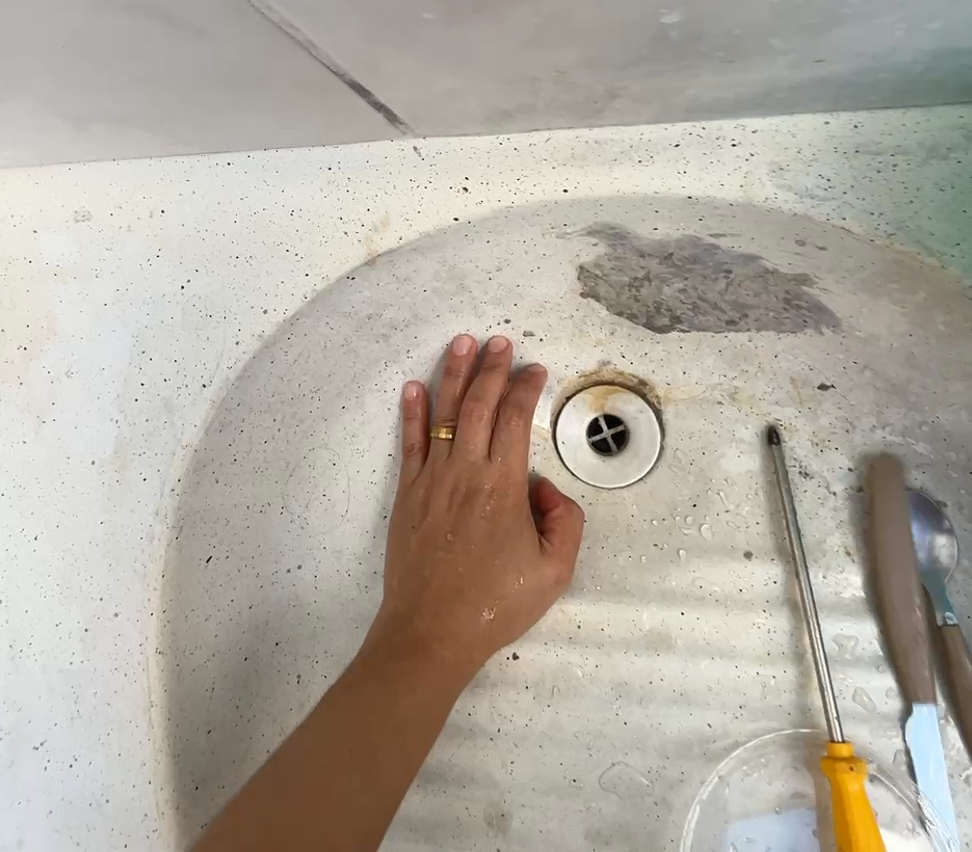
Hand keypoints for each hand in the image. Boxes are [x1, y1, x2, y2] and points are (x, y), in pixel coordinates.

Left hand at [362, 334, 585, 683]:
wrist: (432, 631)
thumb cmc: (496, 604)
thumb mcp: (555, 572)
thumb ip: (565, 520)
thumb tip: (544, 486)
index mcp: (503, 485)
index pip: (514, 419)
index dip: (524, 388)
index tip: (533, 369)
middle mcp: (466, 471)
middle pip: (477, 405)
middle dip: (490, 368)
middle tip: (499, 341)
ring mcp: (431, 479)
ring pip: (443, 415)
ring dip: (453, 375)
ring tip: (460, 343)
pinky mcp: (406, 494)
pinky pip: (409, 443)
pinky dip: (412, 412)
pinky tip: (414, 387)